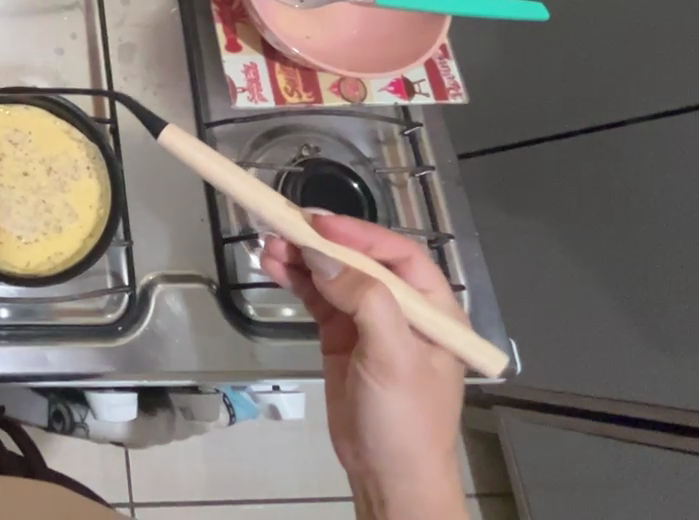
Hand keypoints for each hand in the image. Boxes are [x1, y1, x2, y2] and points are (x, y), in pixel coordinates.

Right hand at [262, 213, 466, 518]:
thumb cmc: (405, 418)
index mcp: (431, 310)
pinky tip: (271, 267)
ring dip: (299, 258)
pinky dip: (292, 278)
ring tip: (267, 247)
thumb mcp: (392, 358)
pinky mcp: (339, 333)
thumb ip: (363, 301)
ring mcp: (366, 319)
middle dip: (320, 243)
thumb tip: (320, 255)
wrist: (387, 475)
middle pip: (357, 259)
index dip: (358, 234)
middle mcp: (399, 307)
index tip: (318, 224)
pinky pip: (314, 294)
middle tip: (282, 228)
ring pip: (330, 274)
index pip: (397, 255)